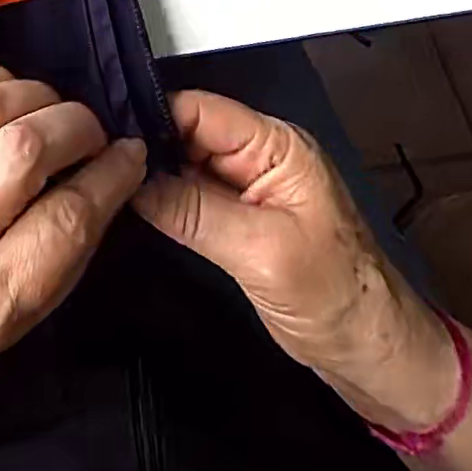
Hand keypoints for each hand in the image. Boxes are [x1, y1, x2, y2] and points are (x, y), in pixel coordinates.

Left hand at [0, 67, 147, 385]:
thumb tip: (121, 159)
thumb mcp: (42, 300)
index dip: (110, 175)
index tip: (131, 154)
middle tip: (94, 134)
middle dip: (75, 127)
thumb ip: (81, 234)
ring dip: (36, 97)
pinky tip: (17, 98)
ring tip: (56, 113)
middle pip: (21, 150)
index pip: (66, 217)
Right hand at [132, 90, 458, 430]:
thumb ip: (191, 210)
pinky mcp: (227, 213)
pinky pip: (180, 191)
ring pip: (174, 161)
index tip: (105, 139)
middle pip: (179, 131)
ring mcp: (239, 185)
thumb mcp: (262, 252)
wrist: (377, 361)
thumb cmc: (341, 301)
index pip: (196, 109)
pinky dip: (155, 196)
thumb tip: (126, 178)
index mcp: (275, 146)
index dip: (150, 117)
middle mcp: (253, 155)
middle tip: (94, 164)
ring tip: (101, 181)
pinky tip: (124, 201)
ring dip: (143, 173)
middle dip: (140, 145)